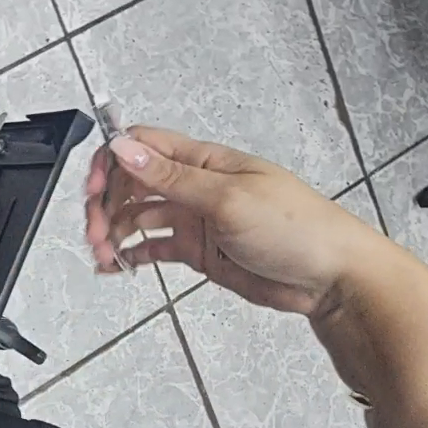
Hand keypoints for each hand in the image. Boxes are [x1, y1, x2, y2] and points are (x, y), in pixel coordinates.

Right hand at [83, 126, 389, 316]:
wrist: (334, 281)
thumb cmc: (299, 229)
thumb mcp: (227, 198)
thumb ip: (170, 176)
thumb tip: (123, 147)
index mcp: (203, 161)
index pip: (141, 147)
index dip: (110, 162)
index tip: (93, 188)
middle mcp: (194, 186)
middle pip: (130, 184)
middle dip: (105, 205)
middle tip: (95, 231)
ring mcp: (193, 218)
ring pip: (136, 218)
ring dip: (113, 233)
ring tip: (104, 254)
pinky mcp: (195, 250)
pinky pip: (150, 249)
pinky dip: (128, 256)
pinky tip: (114, 265)